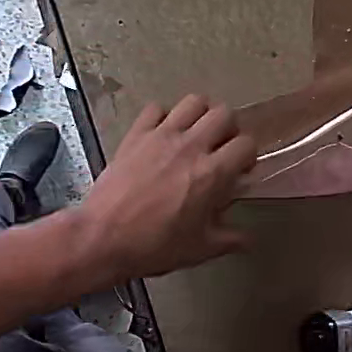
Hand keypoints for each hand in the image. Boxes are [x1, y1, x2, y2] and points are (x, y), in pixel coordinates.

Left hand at [74, 95, 256, 280]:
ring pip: (194, 102)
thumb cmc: (155, 246)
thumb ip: (229, 239)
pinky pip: (156, 109)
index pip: (246, 144)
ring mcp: (162, 136)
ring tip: (196, 134)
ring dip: (201, 115)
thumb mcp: (200, 249)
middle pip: (225, 114)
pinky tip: (163, 134)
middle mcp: (192, 147)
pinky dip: (164, 116)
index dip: (248, 156)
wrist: (103, 238)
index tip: (240, 170)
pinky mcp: (136, 135)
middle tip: (221, 147)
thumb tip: (247, 239)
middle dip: (229, 129)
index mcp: (213, 173)